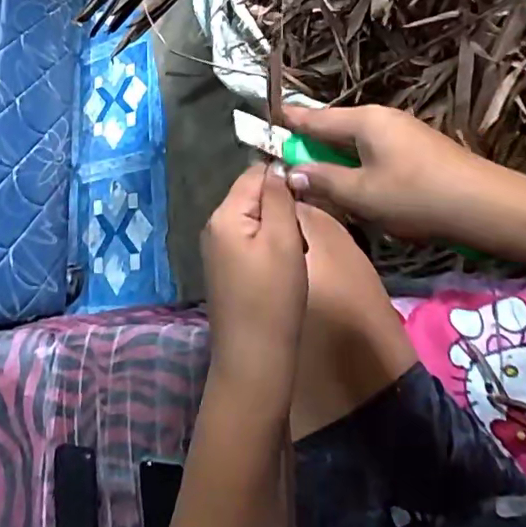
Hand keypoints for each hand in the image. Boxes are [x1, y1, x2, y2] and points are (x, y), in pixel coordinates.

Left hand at [201, 164, 307, 396]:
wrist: (254, 360)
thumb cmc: (273, 297)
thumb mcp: (283, 240)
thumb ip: (279, 198)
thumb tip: (277, 166)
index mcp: (225, 214)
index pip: (254, 173)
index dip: (283, 177)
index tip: (311, 193)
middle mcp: (214, 225)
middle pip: (252, 195)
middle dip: (281, 204)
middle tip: (306, 227)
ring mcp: (217, 249)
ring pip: (254, 218)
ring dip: (278, 225)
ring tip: (299, 247)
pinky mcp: (225, 268)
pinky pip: (249, 239)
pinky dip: (270, 244)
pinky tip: (284, 264)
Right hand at [280, 104, 498, 242]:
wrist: (487, 205)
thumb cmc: (417, 195)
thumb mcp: (363, 194)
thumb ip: (323, 181)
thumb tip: (292, 172)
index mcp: (364, 121)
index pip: (314, 118)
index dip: (288, 122)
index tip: (265, 120)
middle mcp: (381, 119)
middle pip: (334, 129)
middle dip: (310, 146)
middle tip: (287, 164)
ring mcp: (401, 132)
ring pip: (354, 144)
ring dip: (334, 161)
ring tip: (318, 182)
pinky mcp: (416, 150)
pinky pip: (373, 153)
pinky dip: (356, 168)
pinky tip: (356, 190)